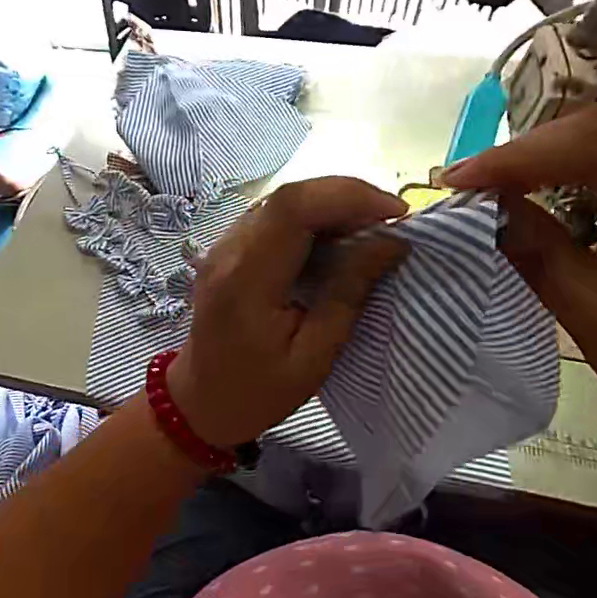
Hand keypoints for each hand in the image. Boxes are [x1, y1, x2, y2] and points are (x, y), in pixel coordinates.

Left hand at [165, 178, 408, 448]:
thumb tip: (391, 243)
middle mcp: (228, 251)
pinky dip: (315, 217)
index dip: (348, 197)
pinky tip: (339, 238)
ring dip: (333, 205)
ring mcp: (224, 245)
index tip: (395, 215)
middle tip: (390, 222)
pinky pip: (276, 216)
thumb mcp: (314, 358)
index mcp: (246, 281)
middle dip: (348, 197)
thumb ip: (348, 296)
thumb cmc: (258, 392)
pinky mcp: (230, 248)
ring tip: (371, 228)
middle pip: (289, 196)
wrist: (201, 401)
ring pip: (284, 201)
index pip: (293, 209)